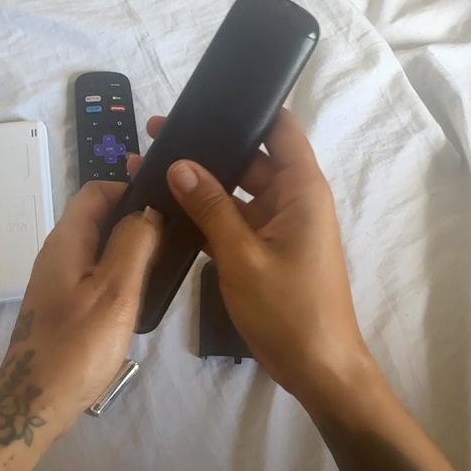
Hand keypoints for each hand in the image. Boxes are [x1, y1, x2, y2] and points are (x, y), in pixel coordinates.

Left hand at [0, 183, 160, 455]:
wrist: (34, 406)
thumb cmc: (77, 347)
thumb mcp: (115, 291)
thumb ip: (134, 244)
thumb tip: (148, 211)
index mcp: (66, 242)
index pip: (95, 192)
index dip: (129, 189)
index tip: (165, 203)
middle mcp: (57, 254)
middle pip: (97, 218)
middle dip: (134, 219)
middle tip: (174, 235)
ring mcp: (57, 281)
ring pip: (97, 248)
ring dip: (130, 248)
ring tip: (165, 263)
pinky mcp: (62, 305)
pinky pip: (94, 274)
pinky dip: (119, 274)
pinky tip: (140, 295)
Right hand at [150, 109, 377, 409]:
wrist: (318, 370)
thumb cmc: (290, 310)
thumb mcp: (242, 256)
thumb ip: (209, 207)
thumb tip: (179, 164)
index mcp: (302, 189)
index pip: (279, 129)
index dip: (247, 109)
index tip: (205, 99)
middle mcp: (292, 198)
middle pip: (249, 157)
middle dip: (207, 146)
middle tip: (158, 134)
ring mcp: (278, 224)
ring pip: (236, 189)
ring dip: (201, 182)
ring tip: (152, 166)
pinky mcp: (265, 247)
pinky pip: (233, 218)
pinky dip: (206, 213)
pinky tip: (168, 207)